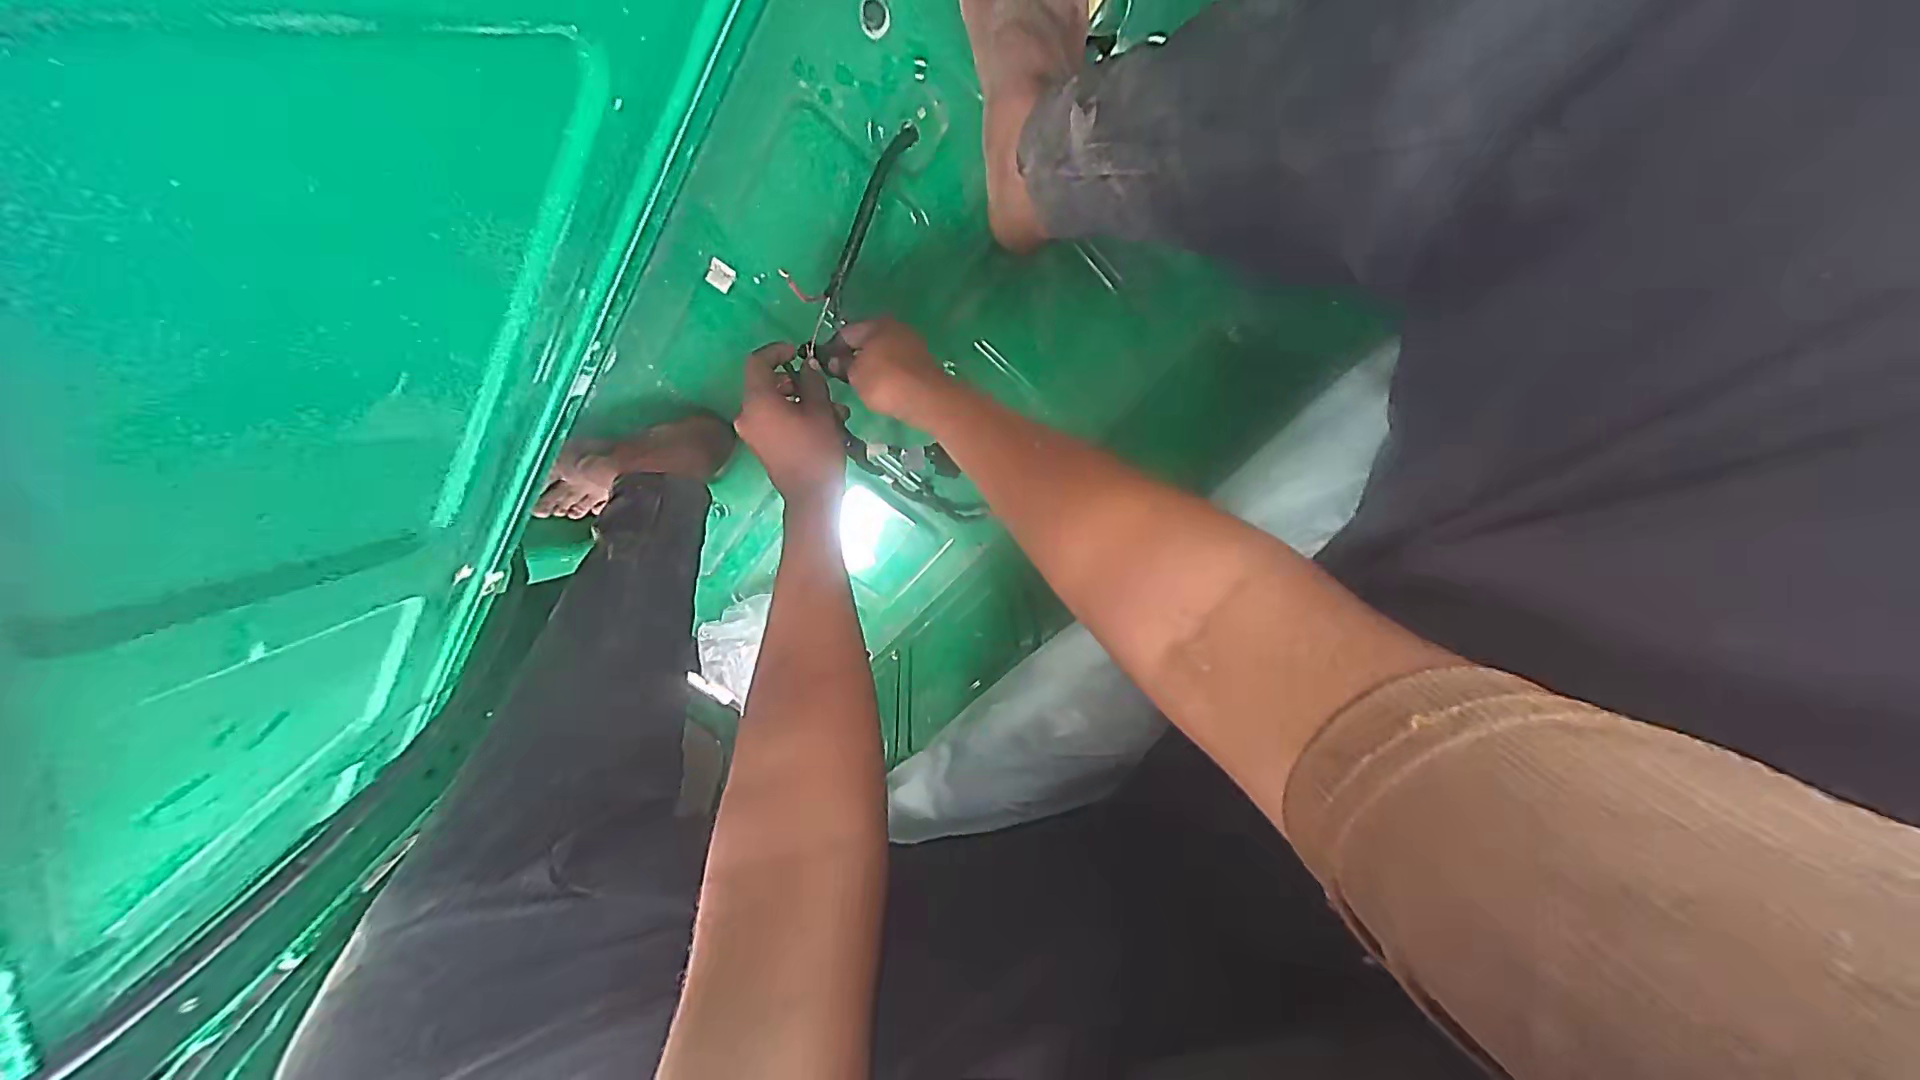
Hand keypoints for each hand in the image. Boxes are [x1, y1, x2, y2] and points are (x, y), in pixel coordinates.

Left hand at [735, 342, 848, 505]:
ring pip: (773, 402)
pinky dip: (793, 412)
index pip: (757, 362)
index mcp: (758, 401)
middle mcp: (747, 414)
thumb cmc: (817, 448)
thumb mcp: (821, 408)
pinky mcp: (761, 444)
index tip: (796, 350)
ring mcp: (752, 431)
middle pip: (765, 383)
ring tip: (830, 406)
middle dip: (793, 379)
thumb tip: (807, 365)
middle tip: (817, 382)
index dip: (776, 350)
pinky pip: (773, 418)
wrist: (811, 494)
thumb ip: (812, 380)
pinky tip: (821, 420)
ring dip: (798, 398)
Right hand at [836, 317, 951, 428]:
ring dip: (872, 364)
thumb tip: (836, 361)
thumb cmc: (884, 382)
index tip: (825, 366)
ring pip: (884, 352)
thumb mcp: (855, 375)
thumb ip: (843, 366)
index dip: (832, 349)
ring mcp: (913, 344)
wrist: (926, 398)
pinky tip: (883, 387)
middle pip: (868, 340)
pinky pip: (898, 364)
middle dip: (854, 355)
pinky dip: (888, 372)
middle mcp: (896, 327)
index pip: (846, 333)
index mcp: (876, 324)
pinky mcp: (923, 362)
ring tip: (862, 384)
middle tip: (843, 376)